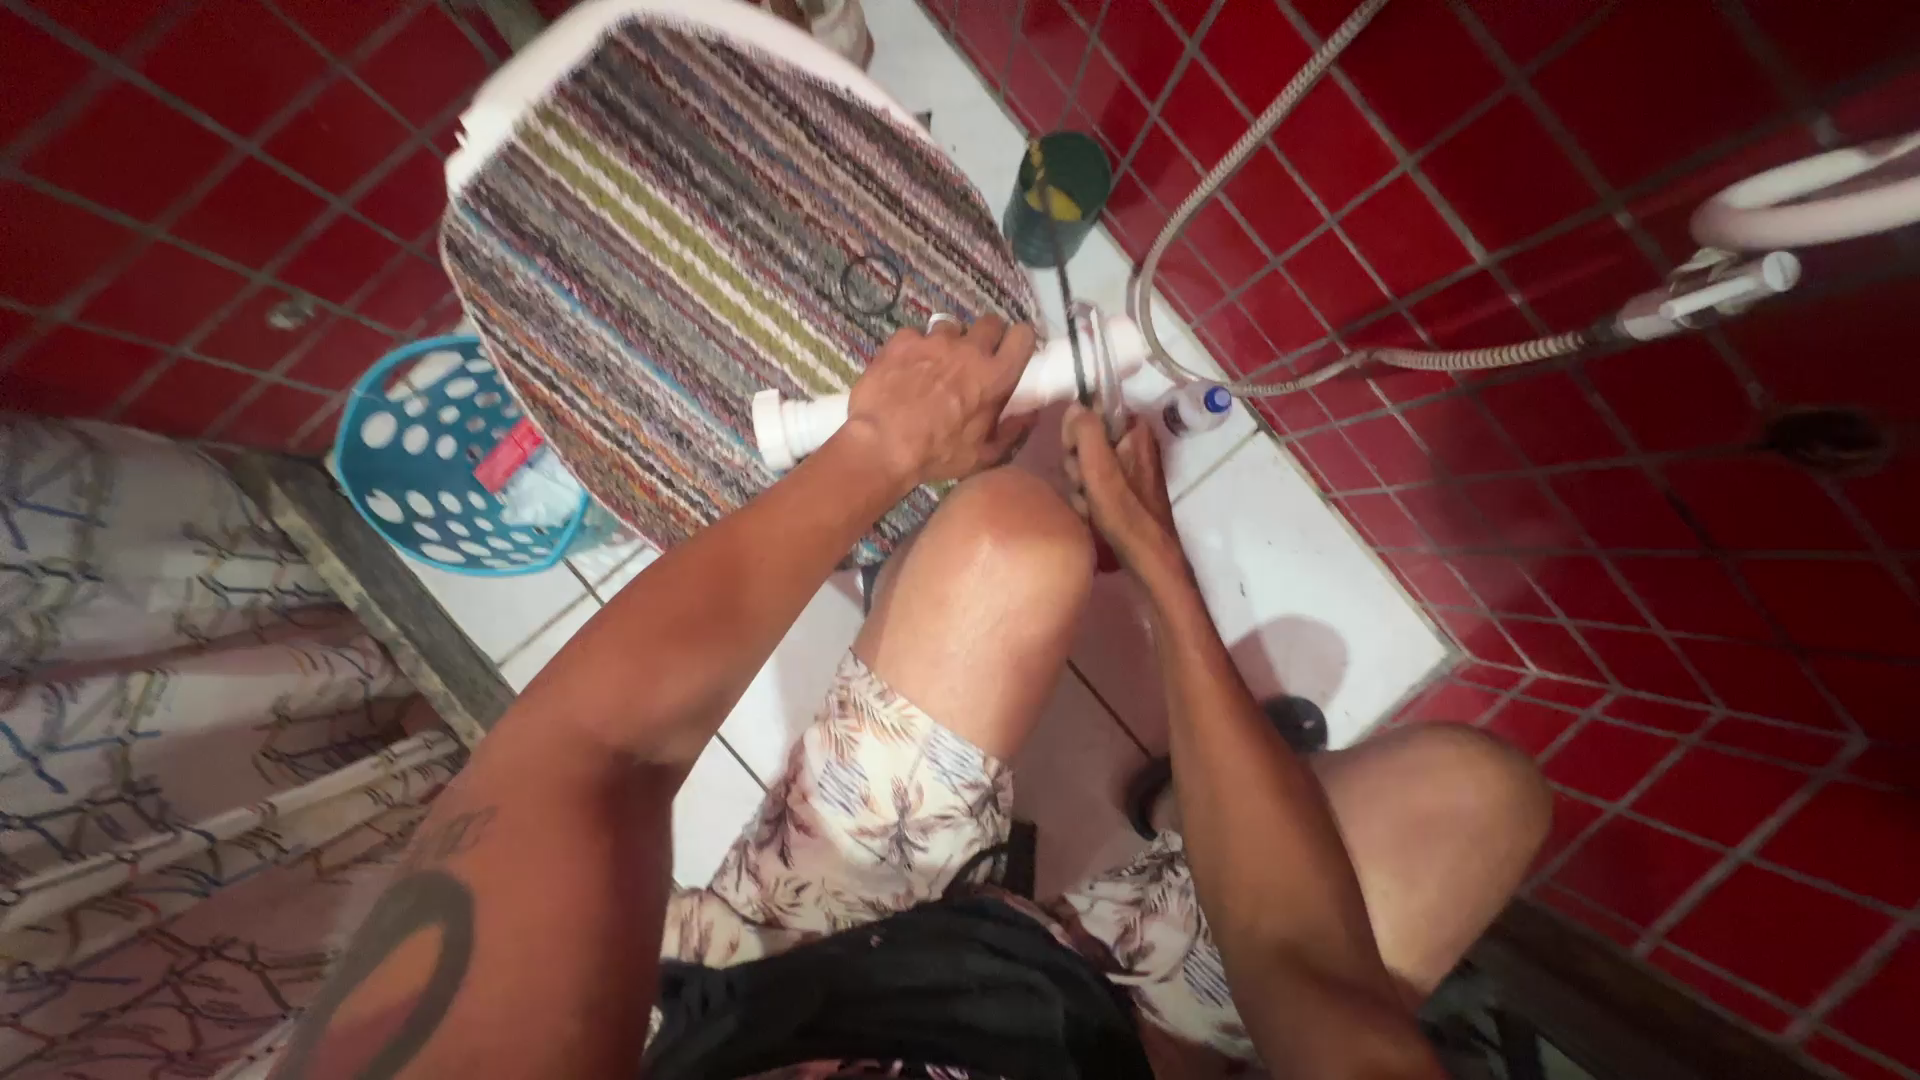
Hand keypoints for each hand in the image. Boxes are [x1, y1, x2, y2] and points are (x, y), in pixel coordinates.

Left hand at [843, 315, 1038, 486]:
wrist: (881, 445)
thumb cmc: (936, 455)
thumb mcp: (982, 456)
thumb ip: (1011, 431)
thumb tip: (1029, 415)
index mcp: (995, 376)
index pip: (1022, 336)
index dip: (1018, 341)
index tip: (1010, 353)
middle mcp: (968, 350)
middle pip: (989, 323)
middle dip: (986, 337)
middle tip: (974, 360)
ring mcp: (934, 341)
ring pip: (951, 327)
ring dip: (949, 342)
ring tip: (935, 365)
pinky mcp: (903, 340)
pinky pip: (916, 335)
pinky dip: (915, 348)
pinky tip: (906, 368)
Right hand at [1061, 403, 1183, 575]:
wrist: (1148, 558)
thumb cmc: (1125, 513)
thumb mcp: (1099, 468)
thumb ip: (1086, 431)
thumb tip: (1074, 407)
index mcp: (1134, 429)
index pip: (1092, 409)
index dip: (1076, 431)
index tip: (1074, 454)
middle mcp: (1134, 444)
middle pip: (1085, 440)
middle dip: (1077, 465)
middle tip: (1084, 486)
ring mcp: (1129, 468)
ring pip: (1085, 464)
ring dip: (1080, 486)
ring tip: (1090, 505)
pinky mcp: (1124, 491)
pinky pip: (1094, 484)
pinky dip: (1089, 499)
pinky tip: (1092, 514)